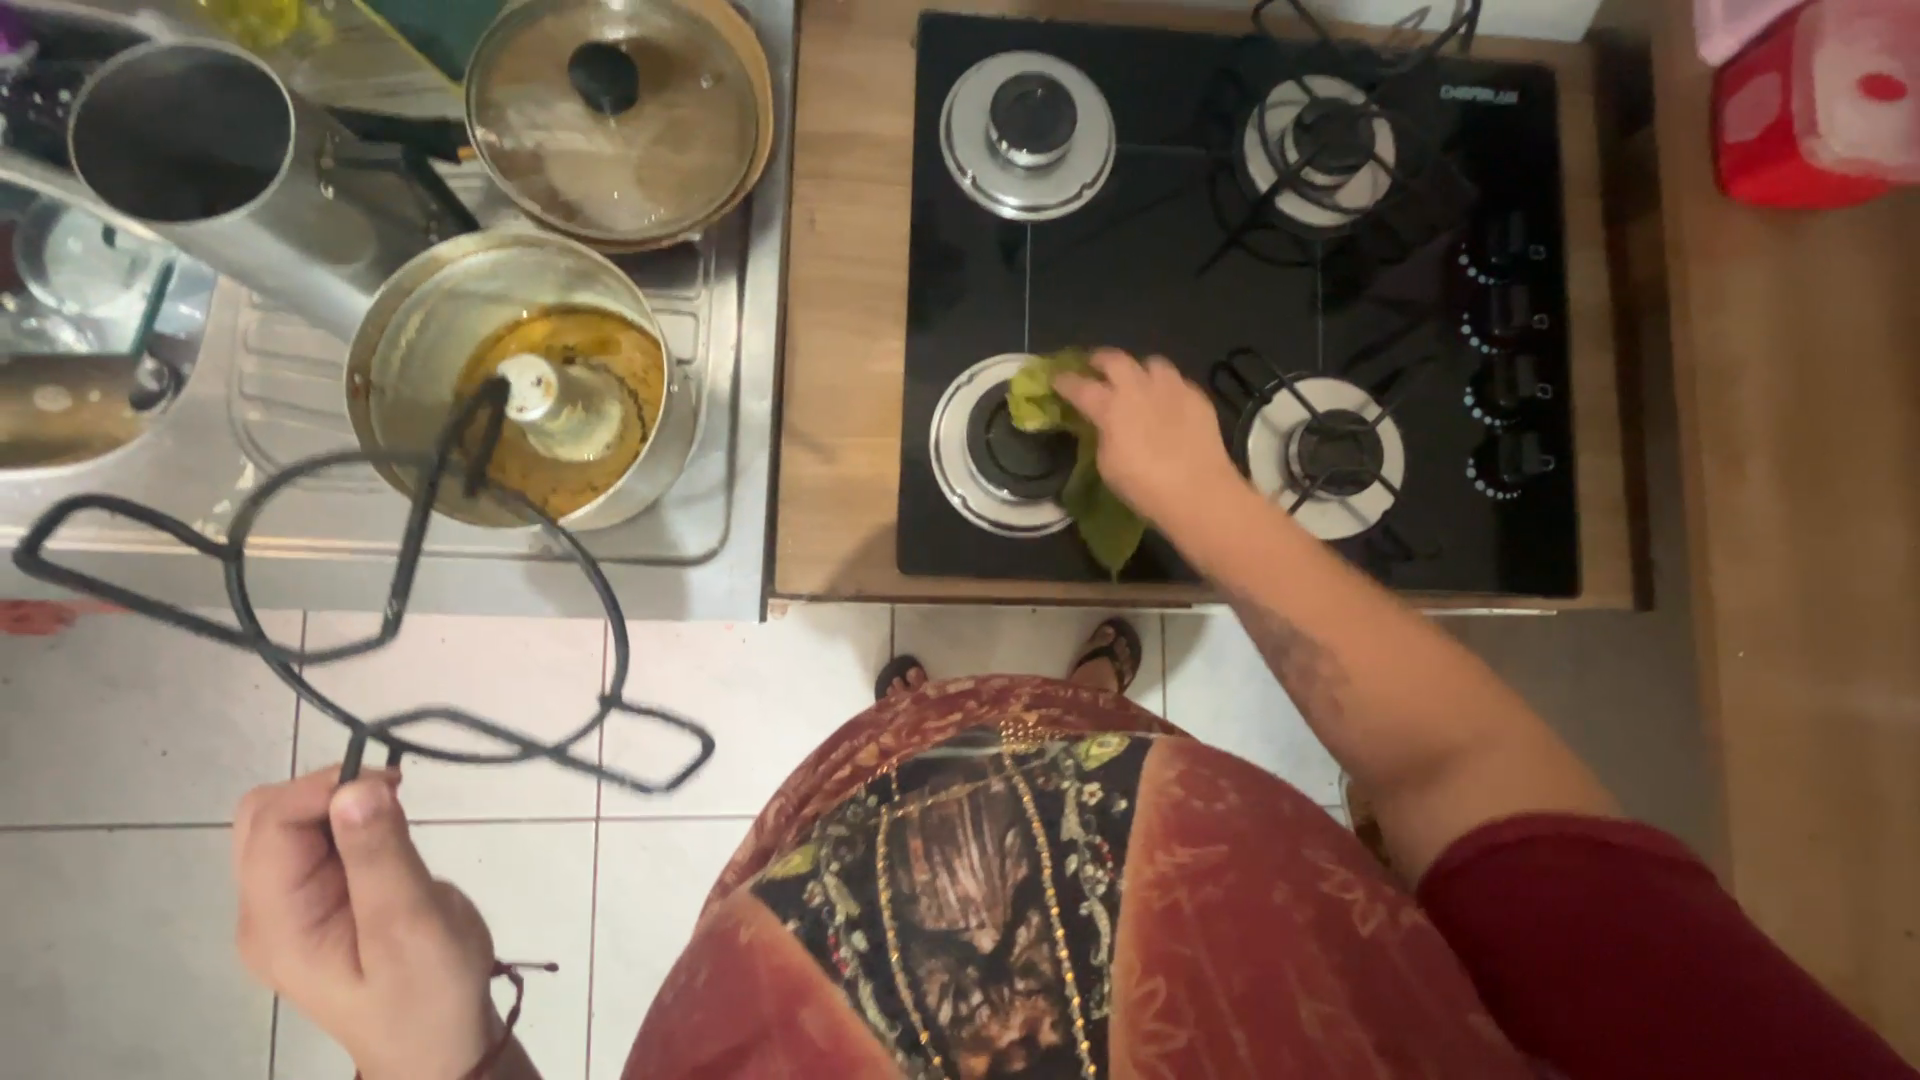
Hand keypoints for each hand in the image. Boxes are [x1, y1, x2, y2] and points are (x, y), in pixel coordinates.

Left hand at [234, 767, 498, 1079]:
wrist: (436, 1044)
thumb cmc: (428, 991)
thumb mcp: (412, 923)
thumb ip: (380, 854)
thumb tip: (357, 785)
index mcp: (277, 922)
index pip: (273, 825)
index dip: (327, 787)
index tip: (396, 780)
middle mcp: (265, 912)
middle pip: (262, 819)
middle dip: (326, 790)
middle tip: (395, 793)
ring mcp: (288, 909)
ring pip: (285, 826)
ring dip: (338, 804)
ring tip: (396, 813)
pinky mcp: (317, 904)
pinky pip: (314, 844)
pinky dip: (348, 822)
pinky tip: (389, 833)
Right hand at [1054, 348, 1247, 530]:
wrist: (1198, 491)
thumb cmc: (1143, 486)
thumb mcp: (1107, 465)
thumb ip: (1102, 436)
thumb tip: (1105, 426)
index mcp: (1110, 407)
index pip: (1079, 386)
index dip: (1064, 381)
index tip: (1056, 379)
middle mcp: (1139, 388)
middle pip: (1114, 359)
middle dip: (1099, 359)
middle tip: (1093, 366)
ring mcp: (1171, 388)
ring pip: (1150, 362)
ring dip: (1138, 368)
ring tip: (1136, 380)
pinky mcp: (1196, 396)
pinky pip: (1176, 380)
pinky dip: (1165, 387)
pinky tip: (1166, 402)